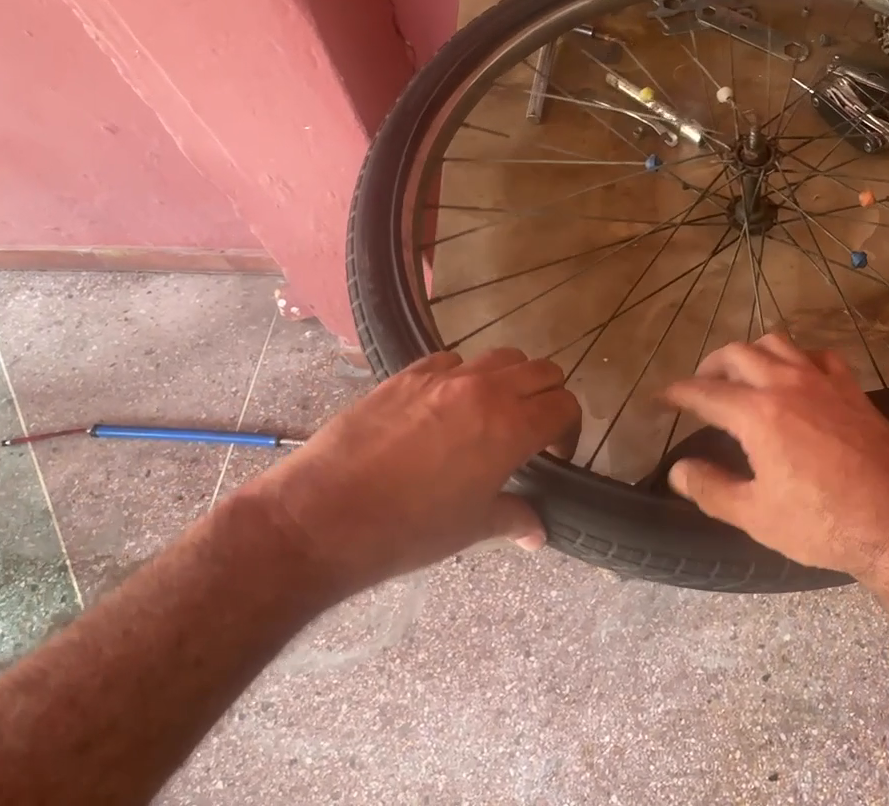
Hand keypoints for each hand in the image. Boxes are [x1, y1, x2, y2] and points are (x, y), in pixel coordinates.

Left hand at [244, 348, 578, 594]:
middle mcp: (486, 392)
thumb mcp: (470, 528)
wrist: (320, 518)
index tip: (553, 454)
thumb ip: (513, 519)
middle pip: (543, 371)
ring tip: (492, 413)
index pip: (565, 406)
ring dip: (511, 380)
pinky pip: (452, 359)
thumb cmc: (405, 532)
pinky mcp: (406, 375)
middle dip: (547, 399)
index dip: (568, 430)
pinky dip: (463, 375)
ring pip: (503, 356)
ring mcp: (444, 378)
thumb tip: (538, 532)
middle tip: (531, 431)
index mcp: (511, 429)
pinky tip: (445, 406)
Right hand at [661, 334, 888, 579]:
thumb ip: (711, 489)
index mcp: (757, 414)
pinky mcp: (852, 389)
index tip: (662, 398)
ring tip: (743, 375)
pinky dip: (797, 358)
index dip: (678, 393)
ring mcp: (823, 381)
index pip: (705, 392)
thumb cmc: (822, 524)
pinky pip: (818, 355)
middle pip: (738, 354)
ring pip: (778, 343)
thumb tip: (678, 470)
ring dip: (752, 353)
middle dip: (711, 366)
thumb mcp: (756, 516)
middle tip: (701, 387)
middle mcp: (787, 384)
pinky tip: (797, 376)